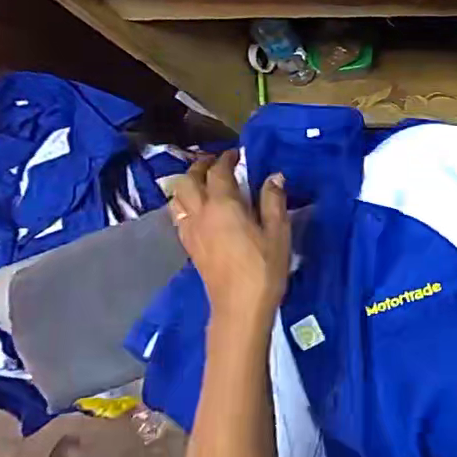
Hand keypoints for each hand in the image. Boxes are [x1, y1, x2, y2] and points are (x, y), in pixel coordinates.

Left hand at [168, 150, 290, 319]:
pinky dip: (186, 202)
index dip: (227, 160)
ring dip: (188, 184)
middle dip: (201, 167)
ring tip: (204, 182)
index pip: (218, 173)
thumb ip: (274, 201)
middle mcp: (199, 213)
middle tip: (218, 163)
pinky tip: (200, 208)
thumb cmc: (265, 266)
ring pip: (177, 197)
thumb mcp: (279, 232)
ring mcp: (189, 230)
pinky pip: (178, 214)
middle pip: (188, 181)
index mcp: (223, 206)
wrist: (239, 303)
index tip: (237, 153)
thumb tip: (274, 176)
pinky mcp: (188, 244)